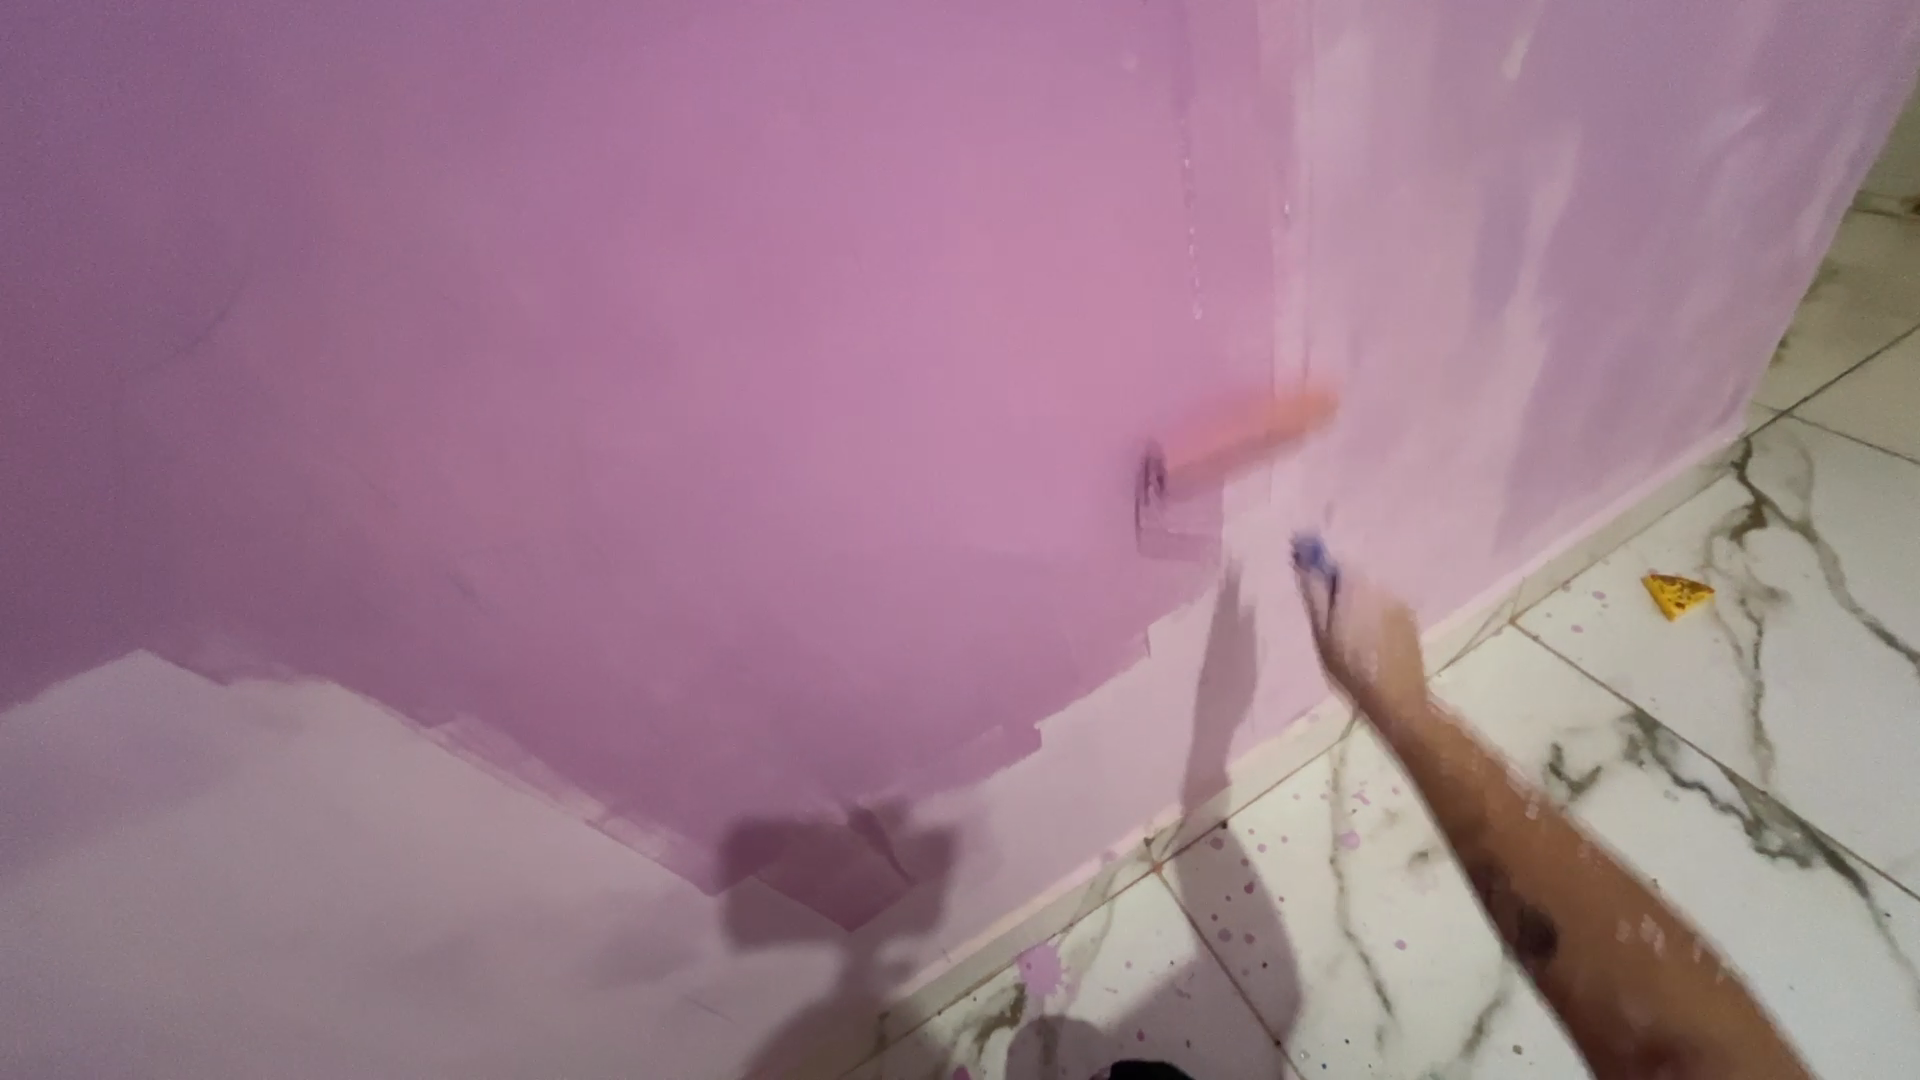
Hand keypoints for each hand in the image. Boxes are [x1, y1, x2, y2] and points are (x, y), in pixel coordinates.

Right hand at [1292, 537, 1428, 725]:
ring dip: (1354, 599)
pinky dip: (1371, 611)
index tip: (1304, 577)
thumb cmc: (1349, 667)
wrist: (1396, 698)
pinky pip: (1382, 603)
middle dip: (1336, 586)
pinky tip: (1366, 636)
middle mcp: (1382, 586)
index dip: (1317, 565)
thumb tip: (1301, 559)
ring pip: (1368, 589)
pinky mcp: (1409, 617)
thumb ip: (1312, 591)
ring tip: (1346, 629)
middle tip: (1325, 615)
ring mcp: (1399, 601)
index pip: (1334, 560)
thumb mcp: (1321, 631)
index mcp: (1357, 586)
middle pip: (1352, 574)